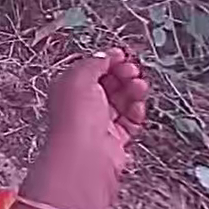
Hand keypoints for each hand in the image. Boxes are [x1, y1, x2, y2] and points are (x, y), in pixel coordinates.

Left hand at [21, 48, 149, 208]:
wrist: (86, 154)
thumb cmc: (76, 117)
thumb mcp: (81, 77)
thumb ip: (94, 63)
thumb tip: (103, 55)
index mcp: (69, 87)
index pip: (90, 68)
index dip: (107, 60)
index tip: (122, 54)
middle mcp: (82, 104)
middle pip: (107, 83)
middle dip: (122, 74)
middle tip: (133, 69)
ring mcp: (98, 122)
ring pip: (120, 101)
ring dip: (132, 91)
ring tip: (140, 86)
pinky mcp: (113, 138)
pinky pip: (129, 121)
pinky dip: (136, 112)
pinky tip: (138, 106)